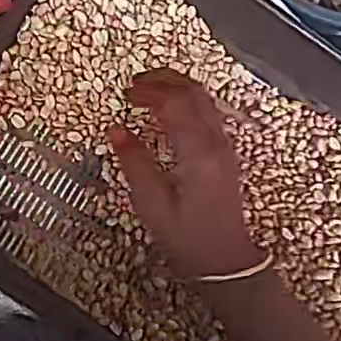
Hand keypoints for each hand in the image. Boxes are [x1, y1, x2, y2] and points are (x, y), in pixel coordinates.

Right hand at [107, 69, 262, 278]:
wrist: (224, 259)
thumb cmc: (186, 236)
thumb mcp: (152, 204)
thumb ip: (135, 164)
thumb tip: (116, 130)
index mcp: (197, 152)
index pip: (175, 104)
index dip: (149, 92)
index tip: (126, 93)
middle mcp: (215, 142)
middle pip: (193, 93)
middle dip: (164, 80)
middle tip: (135, 82)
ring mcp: (224, 146)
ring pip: (204, 99)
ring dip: (177, 87)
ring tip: (150, 89)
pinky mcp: (224, 154)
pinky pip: (208, 113)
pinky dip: (187, 101)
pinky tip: (169, 110)